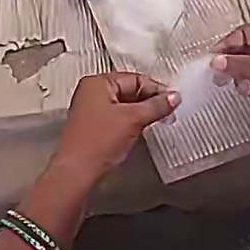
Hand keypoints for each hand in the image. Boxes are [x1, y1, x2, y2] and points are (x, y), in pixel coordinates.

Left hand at [49, 71, 178, 180]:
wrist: (77, 171)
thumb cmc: (96, 143)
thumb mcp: (133, 119)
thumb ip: (156, 106)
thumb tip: (172, 97)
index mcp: (97, 83)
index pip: (134, 78)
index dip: (155, 88)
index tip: (172, 99)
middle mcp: (91, 93)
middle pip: (129, 90)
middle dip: (149, 101)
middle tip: (168, 110)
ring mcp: (91, 110)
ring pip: (124, 105)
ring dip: (141, 112)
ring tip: (157, 120)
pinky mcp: (94, 127)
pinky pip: (117, 118)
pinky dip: (131, 122)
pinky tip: (141, 129)